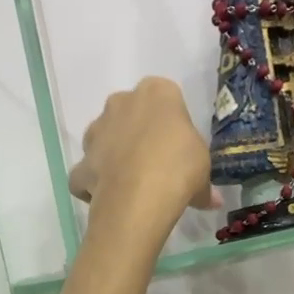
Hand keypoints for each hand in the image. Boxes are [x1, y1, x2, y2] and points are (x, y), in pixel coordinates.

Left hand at [68, 77, 216, 228]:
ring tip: (126, 182)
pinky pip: (83, 173)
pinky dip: (89, 185)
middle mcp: (120, 103)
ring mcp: (96, 132)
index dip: (170, 124)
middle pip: (127, 114)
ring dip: (109, 154)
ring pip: (101, 138)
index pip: (164, 98)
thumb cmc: (179, 168)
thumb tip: (212, 200)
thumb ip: (203, 182)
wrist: (140, 197)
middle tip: (151, 163)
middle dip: (134, 133)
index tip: (176, 148)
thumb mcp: (203, 170)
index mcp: (157, 92)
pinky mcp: (81, 164)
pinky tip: (103, 199)